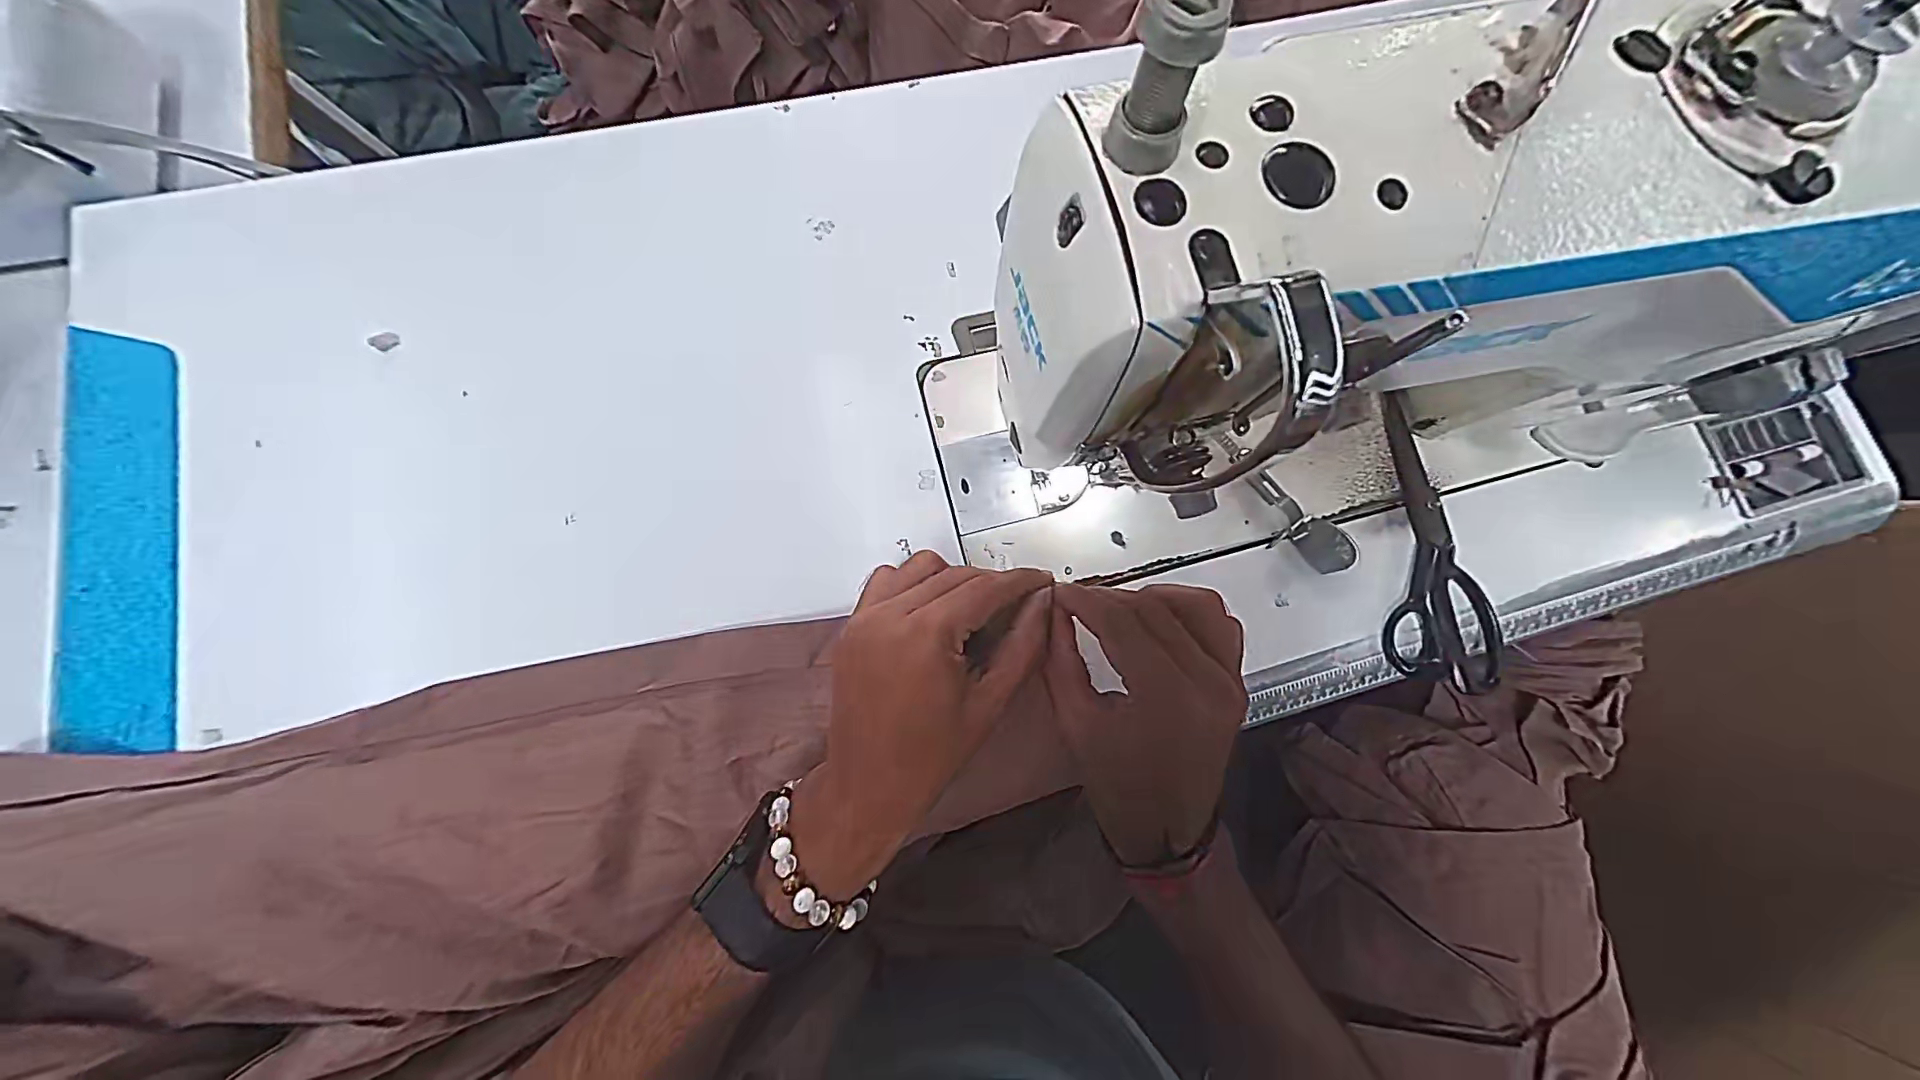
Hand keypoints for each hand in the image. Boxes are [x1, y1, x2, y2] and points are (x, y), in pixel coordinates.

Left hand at [789, 551, 1052, 897]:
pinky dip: (912, 584)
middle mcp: (889, 618)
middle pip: (956, 573)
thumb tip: (1040, 605)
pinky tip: (930, 611)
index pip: (985, 587)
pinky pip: (886, 581)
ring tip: (972, 611)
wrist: (869, 786)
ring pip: (921, 567)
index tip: (1038, 582)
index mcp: (925, 636)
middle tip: (1016, 604)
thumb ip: (1023, 645)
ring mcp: (865, 620)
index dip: (1020, 581)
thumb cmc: (924, 758)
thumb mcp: (990, 702)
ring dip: (952, 578)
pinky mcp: (852, 627)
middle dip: (992, 583)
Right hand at [1045, 584, 1246, 866]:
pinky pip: (1221, 625)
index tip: (1062, 595)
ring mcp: (1230, 681)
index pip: (1121, 621)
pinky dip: (1190, 612)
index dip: (1085, 600)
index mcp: (1165, 697)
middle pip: (1153, 609)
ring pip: (1195, 605)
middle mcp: (1207, 682)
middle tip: (1080, 602)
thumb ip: (1061, 659)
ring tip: (1120, 609)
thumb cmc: (1119, 787)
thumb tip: (1056, 612)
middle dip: (1109, 597)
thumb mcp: (1075, 722)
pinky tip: (1163, 621)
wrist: (1168, 829)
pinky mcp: (1238, 684)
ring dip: (1152, 597)